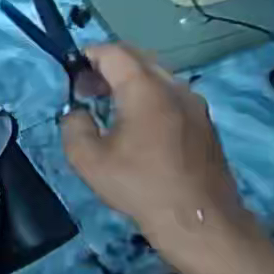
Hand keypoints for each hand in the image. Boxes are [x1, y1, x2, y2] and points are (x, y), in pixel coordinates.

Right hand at [60, 42, 264, 270]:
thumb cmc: (140, 186)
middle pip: (137, 58)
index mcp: (145, 90)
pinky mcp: (204, 123)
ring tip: (107, 106)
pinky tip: (136, 125)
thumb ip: (73, 127)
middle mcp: (174, 87)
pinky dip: (147, 96)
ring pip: (156, 76)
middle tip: (85, 89)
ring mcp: (194, 104)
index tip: (70, 71)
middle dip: (107, 66)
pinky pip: (170, 94)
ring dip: (128, 81)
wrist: (199, 221)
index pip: (113, 53)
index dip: (87, 55)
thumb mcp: (88, 160)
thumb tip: (77, 113)